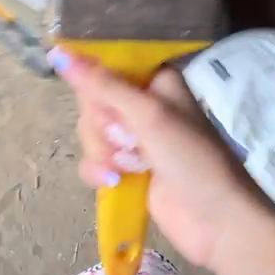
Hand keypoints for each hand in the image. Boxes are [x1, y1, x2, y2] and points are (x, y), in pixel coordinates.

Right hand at [53, 51, 263, 268]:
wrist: (216, 221)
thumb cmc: (191, 158)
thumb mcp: (148, 115)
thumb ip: (102, 85)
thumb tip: (58, 53)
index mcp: (154, 79)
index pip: (106, 64)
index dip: (94, 81)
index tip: (98, 99)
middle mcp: (143, 103)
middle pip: (92, 99)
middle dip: (102, 124)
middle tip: (127, 138)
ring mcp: (134, 137)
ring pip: (90, 130)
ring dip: (104, 151)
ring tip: (131, 166)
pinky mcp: (126, 167)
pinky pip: (93, 158)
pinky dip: (100, 170)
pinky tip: (116, 181)